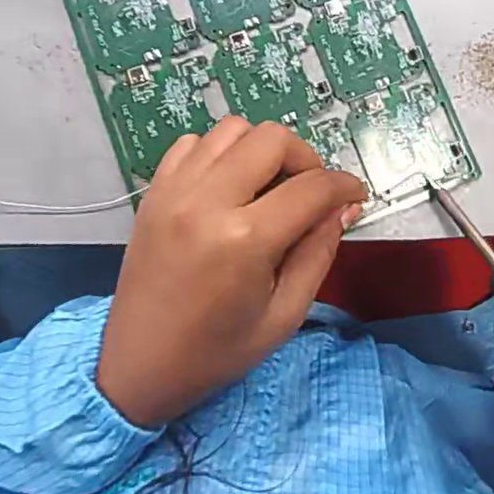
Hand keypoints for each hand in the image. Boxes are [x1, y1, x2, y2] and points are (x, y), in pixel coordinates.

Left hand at [96, 117, 367, 427]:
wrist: (140, 364)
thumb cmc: (216, 351)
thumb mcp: (284, 315)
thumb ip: (318, 252)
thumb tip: (343, 207)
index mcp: (244, 240)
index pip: (311, 187)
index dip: (344, 186)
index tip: (353, 196)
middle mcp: (206, 201)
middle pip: (271, 138)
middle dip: (305, 158)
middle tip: (310, 192)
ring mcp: (174, 190)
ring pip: (232, 129)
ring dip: (261, 148)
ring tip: (268, 186)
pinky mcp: (154, 191)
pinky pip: (193, 143)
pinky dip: (219, 152)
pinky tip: (227, 185)